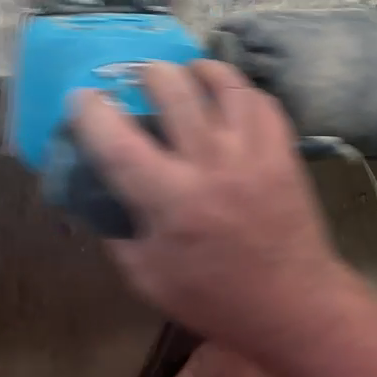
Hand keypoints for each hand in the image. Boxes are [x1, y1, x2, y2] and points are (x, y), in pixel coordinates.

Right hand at [72, 61, 356, 350]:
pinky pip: (258, 98)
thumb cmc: (214, 296)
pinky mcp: (282, 150)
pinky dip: (236, 88)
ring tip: (185, 72)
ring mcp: (252, 153)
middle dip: (148, 74)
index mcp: (171, 202)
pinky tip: (223, 94)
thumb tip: (94, 188)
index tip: (82, 97)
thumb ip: (115, 228)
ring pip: (222, 84)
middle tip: (140, 80)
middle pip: (173, 92)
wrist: (293, 306)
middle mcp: (210, 166)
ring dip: (195, 69)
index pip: (119, 143)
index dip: (93, 112)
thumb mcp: (147, 276)